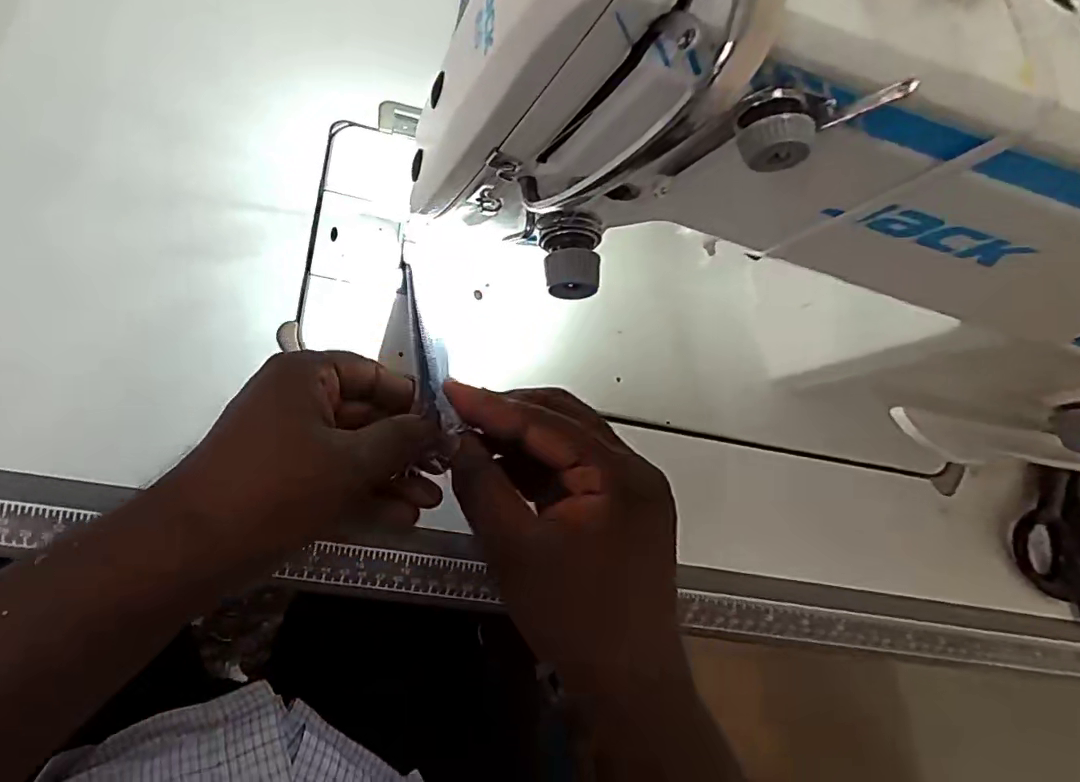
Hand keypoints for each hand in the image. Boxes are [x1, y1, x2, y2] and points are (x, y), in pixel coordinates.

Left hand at [152, 351, 442, 577]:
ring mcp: (287, 441)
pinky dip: (362, 494)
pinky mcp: (282, 479)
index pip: (367, 371)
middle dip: (402, 445)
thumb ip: (397, 440)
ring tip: (430, 501)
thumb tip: (432, 425)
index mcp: (304, 375)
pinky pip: (331, 477)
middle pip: (361, 414)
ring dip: (388, 475)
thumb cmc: (277, 484)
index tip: (444, 424)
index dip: (407, 397)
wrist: (200, 540)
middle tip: (445, 471)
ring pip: (349, 450)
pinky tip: (401, 516)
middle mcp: (294, 400)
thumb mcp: (348, 460)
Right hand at [447, 382, 682, 689]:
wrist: (628, 690)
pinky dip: (529, 462)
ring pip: (563, 439)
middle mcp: (632, 473)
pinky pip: (566, 467)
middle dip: (506, 411)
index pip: (545, 422)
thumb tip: (456, 439)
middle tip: (458, 410)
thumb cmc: (573, 618)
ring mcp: (628, 492)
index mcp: (619, 476)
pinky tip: (495, 466)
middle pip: (561, 418)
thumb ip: (480, 482)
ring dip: (516, 436)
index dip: (490, 404)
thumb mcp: (512, 545)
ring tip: (468, 437)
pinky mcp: (615, 510)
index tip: (447, 389)